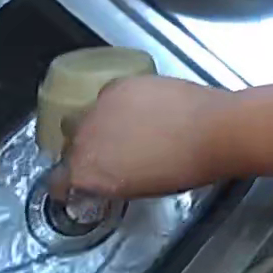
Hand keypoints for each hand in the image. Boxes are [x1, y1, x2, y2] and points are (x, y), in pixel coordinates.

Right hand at [56, 75, 231, 199]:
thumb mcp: (140, 188)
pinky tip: (144, 105)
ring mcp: (101, 108)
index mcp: (87, 173)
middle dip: (88, 147)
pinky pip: (111, 94)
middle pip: (73, 143)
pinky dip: (122, 101)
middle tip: (116, 148)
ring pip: (89, 114)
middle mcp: (84, 139)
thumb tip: (110, 173)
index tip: (82, 180)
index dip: (70, 181)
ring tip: (131, 124)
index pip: (59, 181)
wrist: (214, 130)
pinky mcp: (121, 84)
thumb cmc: (185, 169)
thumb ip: (113, 180)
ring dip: (103, 120)